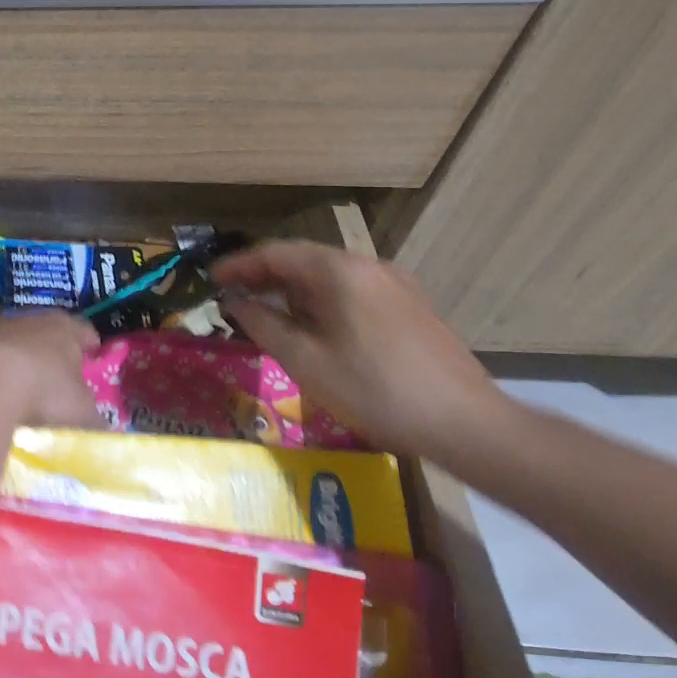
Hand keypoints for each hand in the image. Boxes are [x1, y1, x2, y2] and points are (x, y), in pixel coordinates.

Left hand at [0, 309, 102, 427]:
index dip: (88, 341)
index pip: (82, 329)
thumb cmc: (42, 395)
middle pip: (44, 325)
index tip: (91, 351)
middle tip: (52, 363)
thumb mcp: (82, 414)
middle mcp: (28, 318)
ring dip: (9, 337)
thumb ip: (93, 416)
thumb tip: (99, 425)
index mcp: (64, 330)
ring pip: (5, 323)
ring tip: (11, 356)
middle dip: (48, 341)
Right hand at [208, 241, 509, 458]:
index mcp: (340, 272)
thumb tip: (236, 302)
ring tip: (266, 314)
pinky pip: (352, 291)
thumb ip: (263, 324)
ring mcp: (395, 285)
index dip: (239, 266)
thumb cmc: (375, 390)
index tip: (211, 280)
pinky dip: (321, 301)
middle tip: (233, 296)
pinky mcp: (410, 307)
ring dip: (293, 290)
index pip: (276, 253)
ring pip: (329, 276)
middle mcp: (369, 266)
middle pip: (304, 260)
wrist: (465, 424)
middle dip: (265, 276)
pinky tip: (311, 328)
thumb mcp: (305, 361)